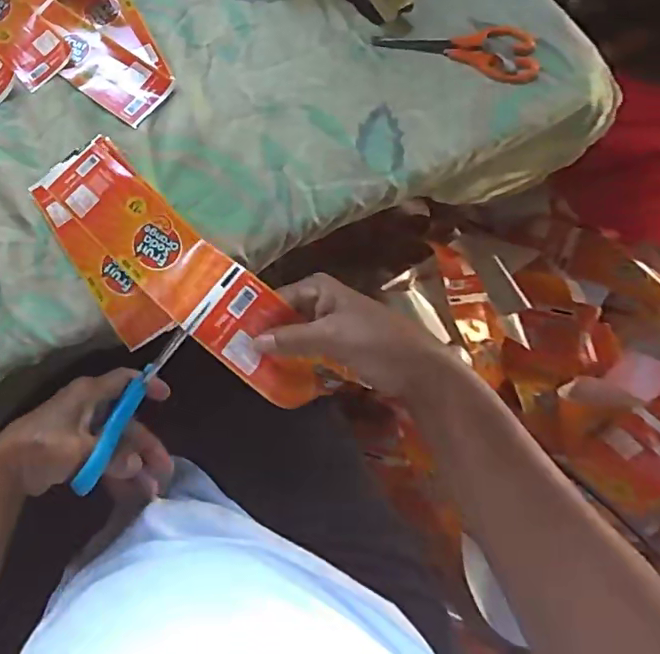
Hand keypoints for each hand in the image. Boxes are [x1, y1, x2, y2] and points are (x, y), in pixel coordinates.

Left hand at [0, 369, 174, 498]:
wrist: (7, 467)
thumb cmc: (42, 446)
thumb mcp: (80, 450)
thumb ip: (111, 455)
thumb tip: (139, 463)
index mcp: (88, 394)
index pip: (123, 382)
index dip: (146, 385)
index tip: (167, 396)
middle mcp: (88, 407)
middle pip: (125, 421)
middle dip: (146, 444)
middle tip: (165, 470)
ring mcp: (82, 429)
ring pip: (117, 442)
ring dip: (134, 464)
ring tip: (152, 492)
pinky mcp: (75, 449)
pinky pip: (104, 457)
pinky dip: (117, 472)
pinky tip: (131, 494)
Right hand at [256, 272, 463, 398]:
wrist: (425, 373)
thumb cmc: (377, 344)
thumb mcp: (331, 338)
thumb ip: (292, 339)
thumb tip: (252, 341)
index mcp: (320, 287)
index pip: (277, 297)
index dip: (257, 313)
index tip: (234, 330)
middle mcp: (323, 299)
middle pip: (286, 315)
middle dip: (267, 332)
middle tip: (240, 350)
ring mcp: (333, 323)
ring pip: (297, 334)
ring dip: (281, 348)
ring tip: (255, 363)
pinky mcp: (341, 345)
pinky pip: (310, 349)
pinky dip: (297, 358)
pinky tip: (282, 372)